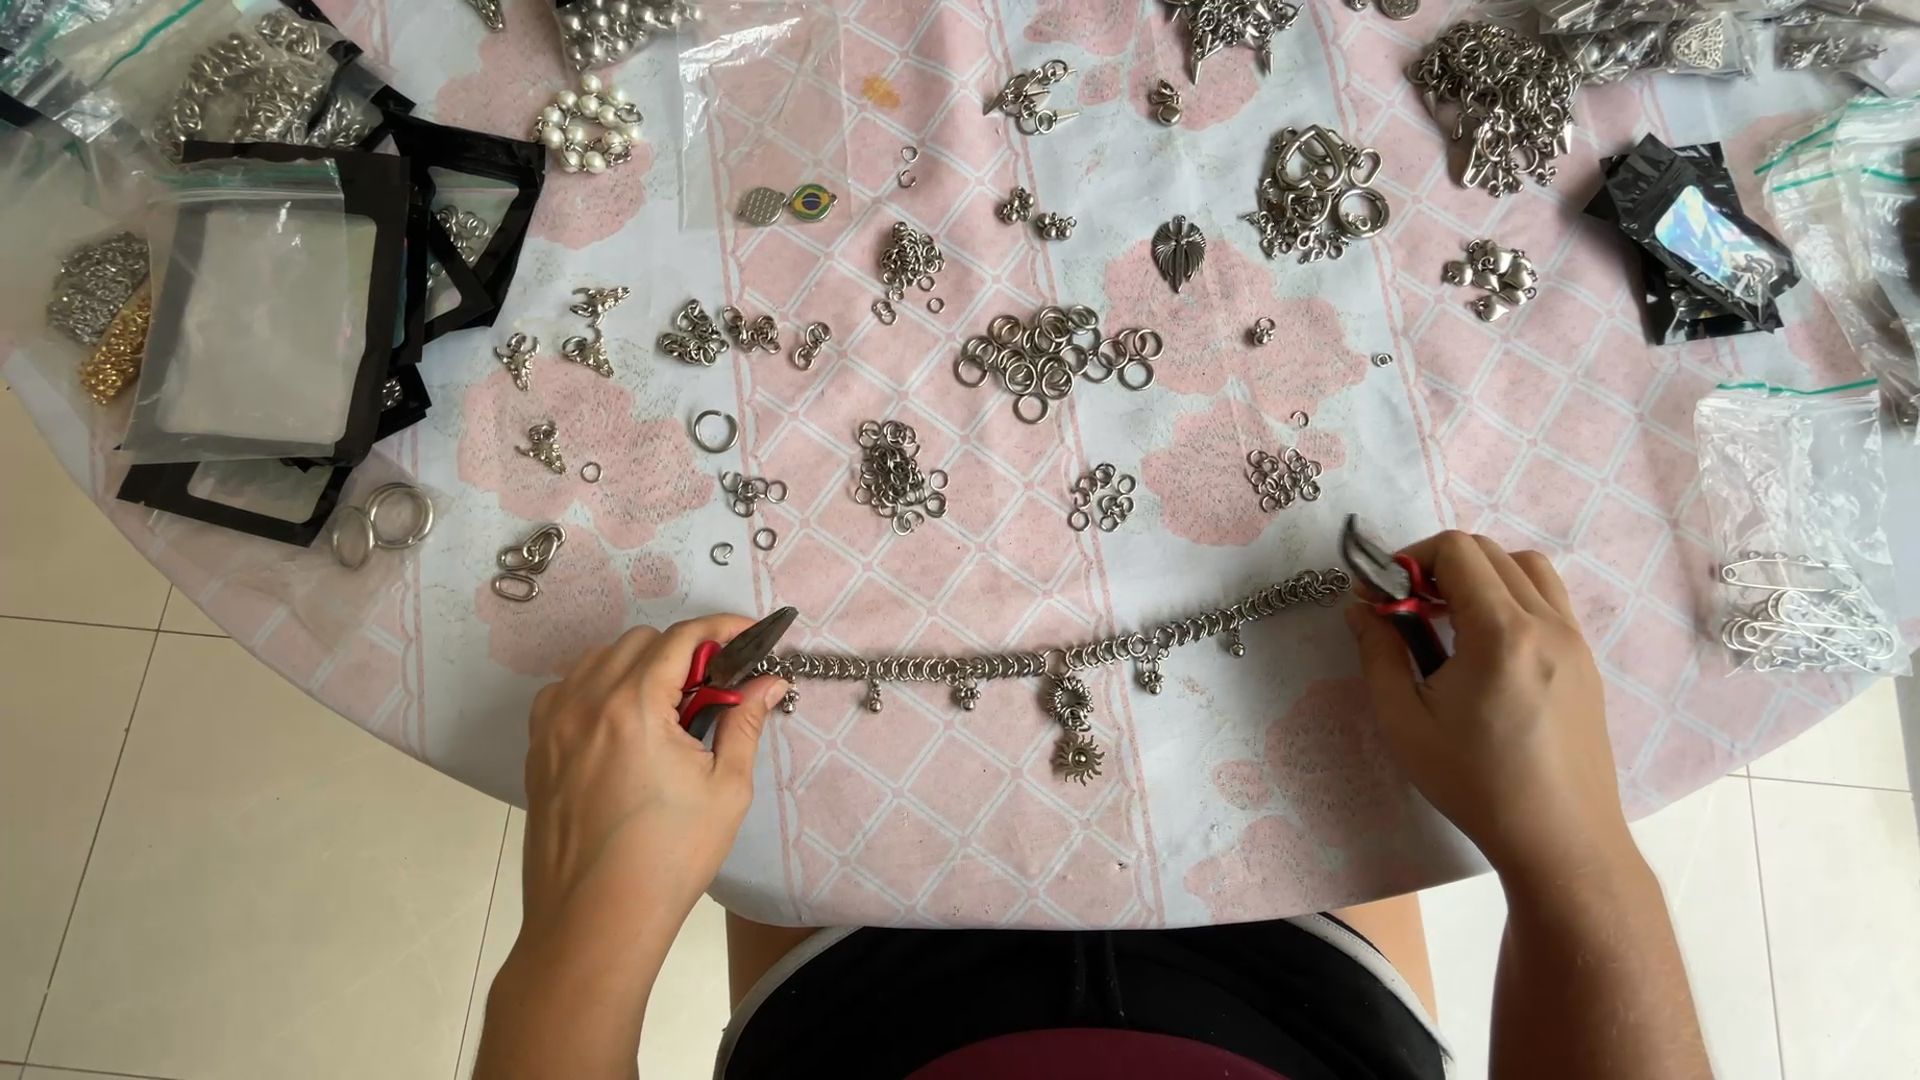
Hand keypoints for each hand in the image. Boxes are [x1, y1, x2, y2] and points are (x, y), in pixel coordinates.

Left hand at [518, 615, 788, 953]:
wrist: (595, 923)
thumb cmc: (670, 857)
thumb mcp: (726, 788)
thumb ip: (745, 722)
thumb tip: (770, 682)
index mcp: (635, 708)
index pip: (681, 637)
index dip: (721, 627)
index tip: (750, 634)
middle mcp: (587, 703)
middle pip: (641, 640)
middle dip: (684, 649)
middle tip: (715, 684)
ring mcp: (554, 725)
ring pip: (600, 658)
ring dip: (642, 663)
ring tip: (670, 703)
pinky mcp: (539, 748)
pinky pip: (568, 688)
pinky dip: (600, 685)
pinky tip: (623, 720)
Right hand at [1346, 532, 1631, 879]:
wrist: (1560, 839)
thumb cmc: (1473, 781)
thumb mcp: (1402, 719)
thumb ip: (1377, 652)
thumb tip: (1359, 608)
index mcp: (1501, 634)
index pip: (1457, 550)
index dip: (1407, 559)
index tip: (1381, 596)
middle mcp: (1547, 624)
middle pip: (1489, 551)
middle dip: (1435, 565)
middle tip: (1404, 607)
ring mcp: (1575, 641)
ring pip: (1525, 567)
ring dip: (1477, 575)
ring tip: (1444, 617)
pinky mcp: (1585, 660)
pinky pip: (1546, 599)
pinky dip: (1507, 596)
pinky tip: (1479, 642)